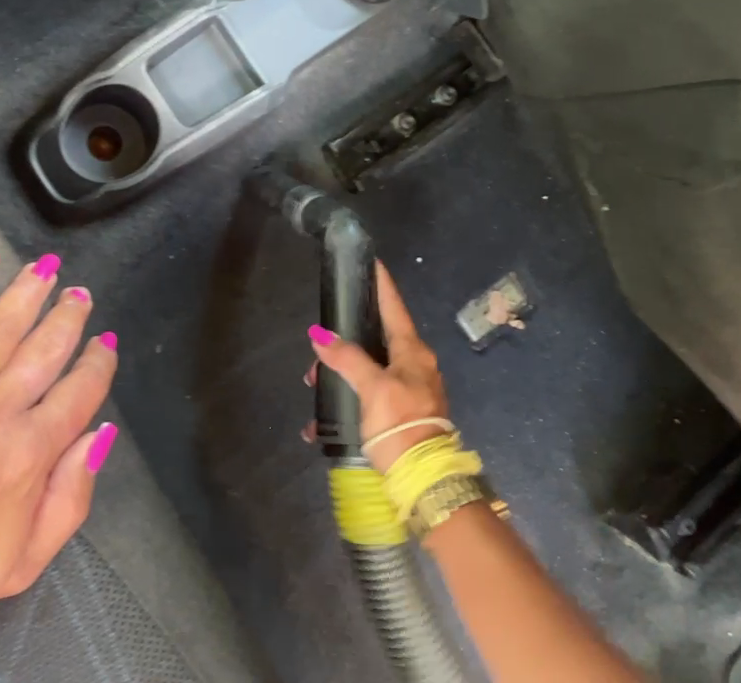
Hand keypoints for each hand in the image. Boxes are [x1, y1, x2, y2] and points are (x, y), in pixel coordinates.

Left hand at [0, 252, 118, 624]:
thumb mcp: (25, 561)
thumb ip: (72, 498)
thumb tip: (100, 434)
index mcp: (29, 455)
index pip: (78, 393)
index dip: (98, 363)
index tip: (105, 343)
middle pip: (43, 350)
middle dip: (67, 317)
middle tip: (79, 294)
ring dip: (27, 294)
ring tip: (45, 270)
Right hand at [304, 263, 449, 469]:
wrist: (424, 478)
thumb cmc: (400, 424)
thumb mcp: (372, 388)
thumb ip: (347, 359)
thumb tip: (321, 336)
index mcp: (413, 352)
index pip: (394, 308)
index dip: (382, 285)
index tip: (372, 263)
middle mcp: (415, 365)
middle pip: (377, 340)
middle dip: (345, 342)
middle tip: (318, 351)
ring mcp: (410, 390)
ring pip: (370, 369)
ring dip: (341, 375)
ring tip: (316, 389)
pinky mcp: (402, 413)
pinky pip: (369, 395)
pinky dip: (348, 399)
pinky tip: (324, 421)